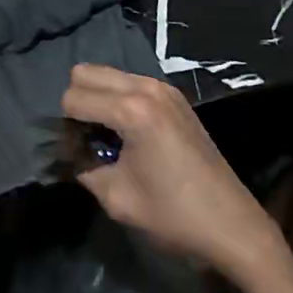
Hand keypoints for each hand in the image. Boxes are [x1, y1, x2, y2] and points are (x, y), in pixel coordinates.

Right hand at [62, 64, 281, 275]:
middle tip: (85, 140)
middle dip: (78, 102)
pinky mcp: (175, 96)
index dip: (64, 127)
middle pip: (87, 72)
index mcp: (132, 110)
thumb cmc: (171, 213)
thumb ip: (83, 167)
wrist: (228, 221)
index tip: (73, 154)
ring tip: (105, 139)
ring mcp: (164, 88)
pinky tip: (127, 134)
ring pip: (110, 74)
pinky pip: (131, 83)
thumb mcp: (116, 197)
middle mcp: (147, 87)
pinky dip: (119, 99)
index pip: (74, 98)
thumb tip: (67, 152)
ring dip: (99, 99)